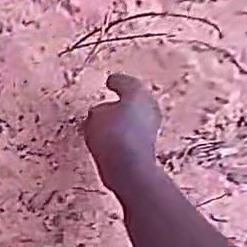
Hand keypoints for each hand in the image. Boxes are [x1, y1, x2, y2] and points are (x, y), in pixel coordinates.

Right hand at [82, 72, 163, 189]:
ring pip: (133, 117)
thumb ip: (98, 111)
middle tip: (105, 105)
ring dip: (121, 120)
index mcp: (138, 94)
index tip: (110, 81)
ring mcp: (150, 127)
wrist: (127, 166)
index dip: (116, 81)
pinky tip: (109, 140)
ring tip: (103, 125)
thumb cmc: (112, 134)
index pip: (126, 83)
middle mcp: (149, 107)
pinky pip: (131, 133)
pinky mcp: (146, 145)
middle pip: (134, 100)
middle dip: (121, 103)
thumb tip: (100, 113)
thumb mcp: (95, 117)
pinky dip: (121, 134)